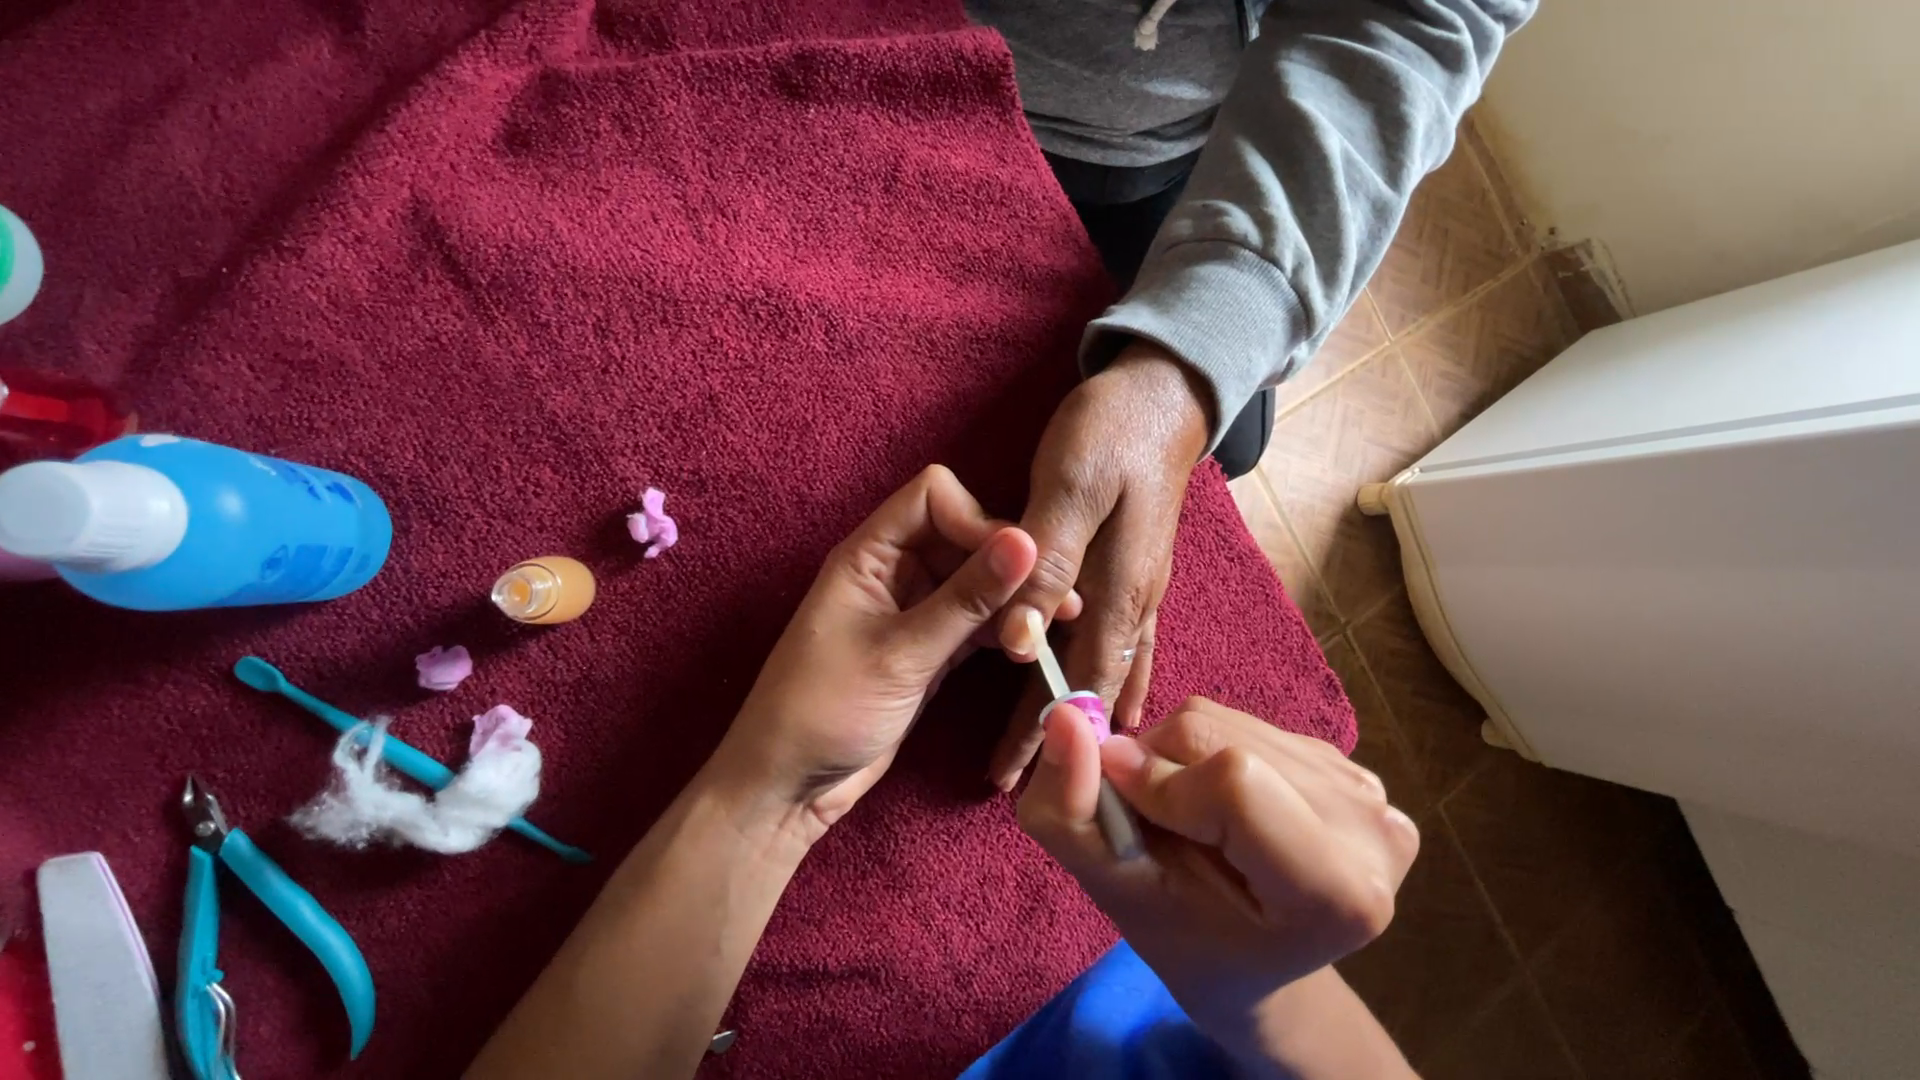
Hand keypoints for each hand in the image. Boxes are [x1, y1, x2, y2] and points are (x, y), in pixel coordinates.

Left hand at [712, 465, 1036, 838]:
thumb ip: (966, 598)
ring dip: (1011, 601)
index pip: (933, 497)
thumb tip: (1026, 542)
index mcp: (869, 554)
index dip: (977, 519)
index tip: (1015, 562)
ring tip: (1050, 627)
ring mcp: (913, 611)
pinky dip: (1001, 631)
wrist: (788, 784)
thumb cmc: (824, 711)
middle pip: (963, 537)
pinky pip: (974, 622)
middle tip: (1051, 604)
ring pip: (975, 581)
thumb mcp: (901, 653)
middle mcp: (893, 572)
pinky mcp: (928, 649)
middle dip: (1006, 565)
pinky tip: (1031, 648)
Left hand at [988, 340, 1210, 789]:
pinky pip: (1123, 638)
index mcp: (1116, 587)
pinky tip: (1106, 690)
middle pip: (1094, 684)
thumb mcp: (1071, 485)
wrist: (1166, 390)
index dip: (1045, 729)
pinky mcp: (1134, 567)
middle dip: (1060, 735)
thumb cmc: (1111, 430)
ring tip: (1068, 759)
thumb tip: (1020, 641)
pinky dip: (1110, 675)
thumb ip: (1048, 562)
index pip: (1077, 679)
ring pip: (1113, 667)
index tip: (1016, 778)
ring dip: (1087, 712)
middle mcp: (1135, 598)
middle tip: (1022, 784)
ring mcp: (1140, 584)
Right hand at [1017, 697, 1418, 1041]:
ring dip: (1176, 757)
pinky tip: (1217, 802)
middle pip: (1222, 740)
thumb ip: (1072, 812)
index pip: (1234, 783)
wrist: (1253, 954)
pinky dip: (1204, 750)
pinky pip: (1243, 720)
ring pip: (1223, 720)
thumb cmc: (1187, 940)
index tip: (1124, 814)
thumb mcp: (1115, 891)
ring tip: (1187, 817)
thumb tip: (1064, 715)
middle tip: (1154, 825)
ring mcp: (1370, 792)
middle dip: (1158, 768)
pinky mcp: (1350, 764)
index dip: (1157, 785)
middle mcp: (1373, 830)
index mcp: (1338, 891)